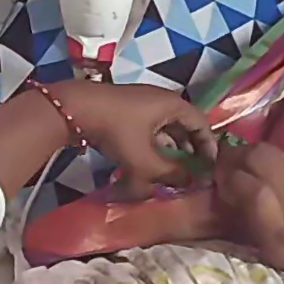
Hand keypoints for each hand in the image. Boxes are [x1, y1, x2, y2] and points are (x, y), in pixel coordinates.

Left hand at [48, 81, 216, 195]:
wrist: (74, 109)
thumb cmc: (116, 130)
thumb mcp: (144, 160)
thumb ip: (170, 174)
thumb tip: (189, 183)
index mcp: (173, 105)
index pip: (202, 124)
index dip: (209, 147)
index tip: (210, 168)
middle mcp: (162, 100)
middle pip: (184, 126)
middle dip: (189, 151)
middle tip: (192, 173)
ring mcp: (143, 103)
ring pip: (165, 129)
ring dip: (169, 150)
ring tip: (170, 172)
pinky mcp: (126, 110)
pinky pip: (149, 128)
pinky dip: (153, 145)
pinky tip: (146, 163)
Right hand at [212, 142, 283, 283]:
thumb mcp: (276, 245)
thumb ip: (253, 208)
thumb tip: (231, 183)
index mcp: (279, 194)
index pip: (241, 168)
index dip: (222, 173)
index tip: (212, 184)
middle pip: (255, 153)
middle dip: (233, 159)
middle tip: (221, 175)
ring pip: (269, 152)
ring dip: (248, 158)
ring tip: (239, 174)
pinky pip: (283, 159)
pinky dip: (265, 161)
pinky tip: (263, 178)